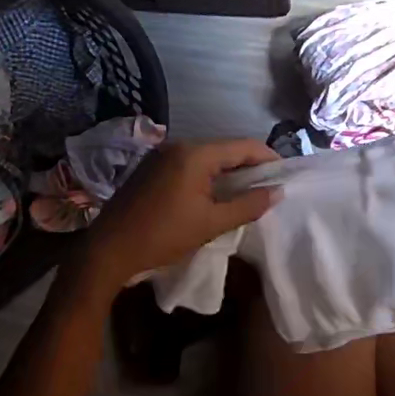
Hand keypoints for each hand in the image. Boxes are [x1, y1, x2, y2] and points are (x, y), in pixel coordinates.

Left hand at [83, 139, 280, 280]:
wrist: (108, 250)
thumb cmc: (163, 236)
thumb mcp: (211, 224)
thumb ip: (247, 206)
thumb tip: (276, 193)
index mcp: (195, 154)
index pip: (244, 146)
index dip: (269, 159)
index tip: (286, 177)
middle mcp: (179, 145)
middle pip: (226, 149)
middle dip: (250, 166)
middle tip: (269, 188)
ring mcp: (162, 155)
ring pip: (208, 157)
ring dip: (229, 172)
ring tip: (247, 194)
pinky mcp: (152, 168)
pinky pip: (191, 164)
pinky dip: (209, 176)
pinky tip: (217, 195)